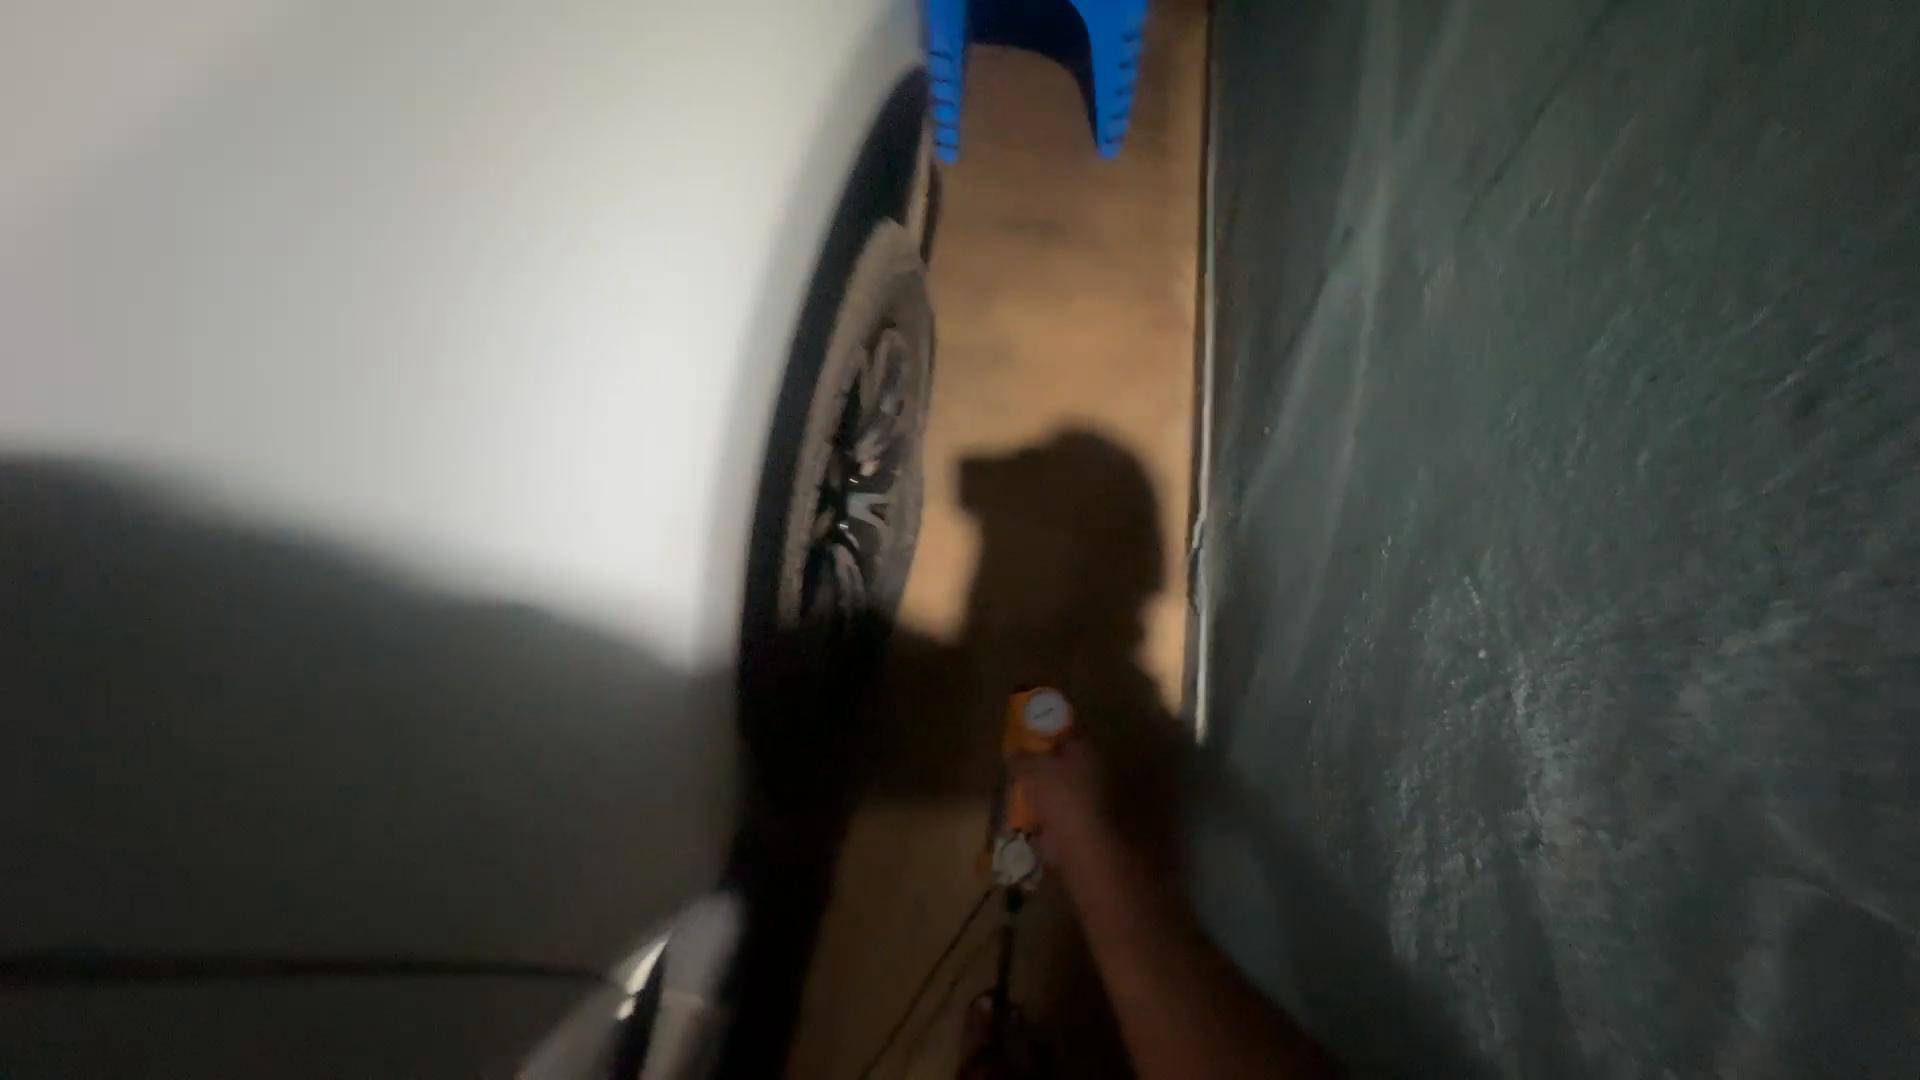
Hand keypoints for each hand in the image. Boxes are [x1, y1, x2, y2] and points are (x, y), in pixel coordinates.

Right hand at [1007, 738, 1114, 870]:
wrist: (1074, 841)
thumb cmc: (1057, 793)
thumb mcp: (1031, 767)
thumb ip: (1020, 756)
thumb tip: (1012, 751)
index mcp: (1084, 751)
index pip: (1065, 732)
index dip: (1045, 730)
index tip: (1024, 732)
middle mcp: (1088, 771)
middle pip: (1059, 759)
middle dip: (1038, 761)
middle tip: (1014, 760)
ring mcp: (1083, 798)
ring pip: (1054, 786)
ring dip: (1036, 787)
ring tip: (1011, 785)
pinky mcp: (1074, 821)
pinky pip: (1051, 808)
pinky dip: (1037, 810)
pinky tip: (1017, 808)